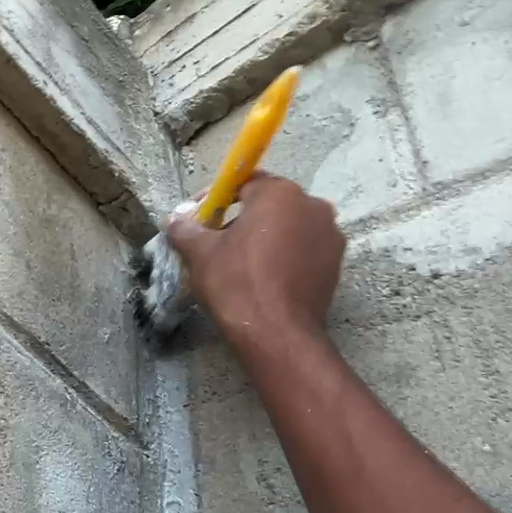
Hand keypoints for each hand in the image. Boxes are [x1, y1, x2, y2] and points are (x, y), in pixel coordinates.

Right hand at [165, 173, 345, 343]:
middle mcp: (312, 206)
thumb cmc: (235, 282)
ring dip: (263, 235)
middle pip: (268, 203)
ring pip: (287, 225)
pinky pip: (302, 246)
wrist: (275, 331)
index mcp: (279, 194)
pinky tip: (261, 275)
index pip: (244, 181)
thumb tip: (175, 219)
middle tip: (215, 238)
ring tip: (237, 260)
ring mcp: (330, 234)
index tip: (199, 215)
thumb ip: (185, 228)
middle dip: (241, 216)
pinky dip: (282, 253)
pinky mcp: (336, 261)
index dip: (217, 195)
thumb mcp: (198, 252)